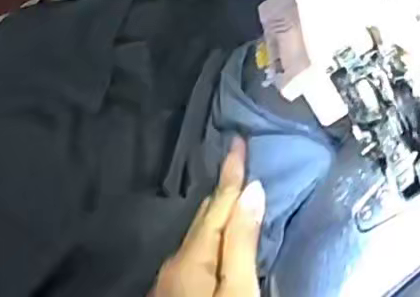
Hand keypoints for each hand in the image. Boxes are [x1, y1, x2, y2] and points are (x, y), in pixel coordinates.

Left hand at [152, 138, 265, 296]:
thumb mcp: (239, 293)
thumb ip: (243, 242)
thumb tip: (252, 190)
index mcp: (191, 259)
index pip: (219, 203)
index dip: (233, 170)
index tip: (239, 139)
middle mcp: (173, 268)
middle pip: (205, 218)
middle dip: (224, 189)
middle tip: (240, 159)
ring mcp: (167, 289)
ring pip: (198, 238)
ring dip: (217, 214)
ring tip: (234, 191)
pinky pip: (195, 256)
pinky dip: (211, 237)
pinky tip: (219, 236)